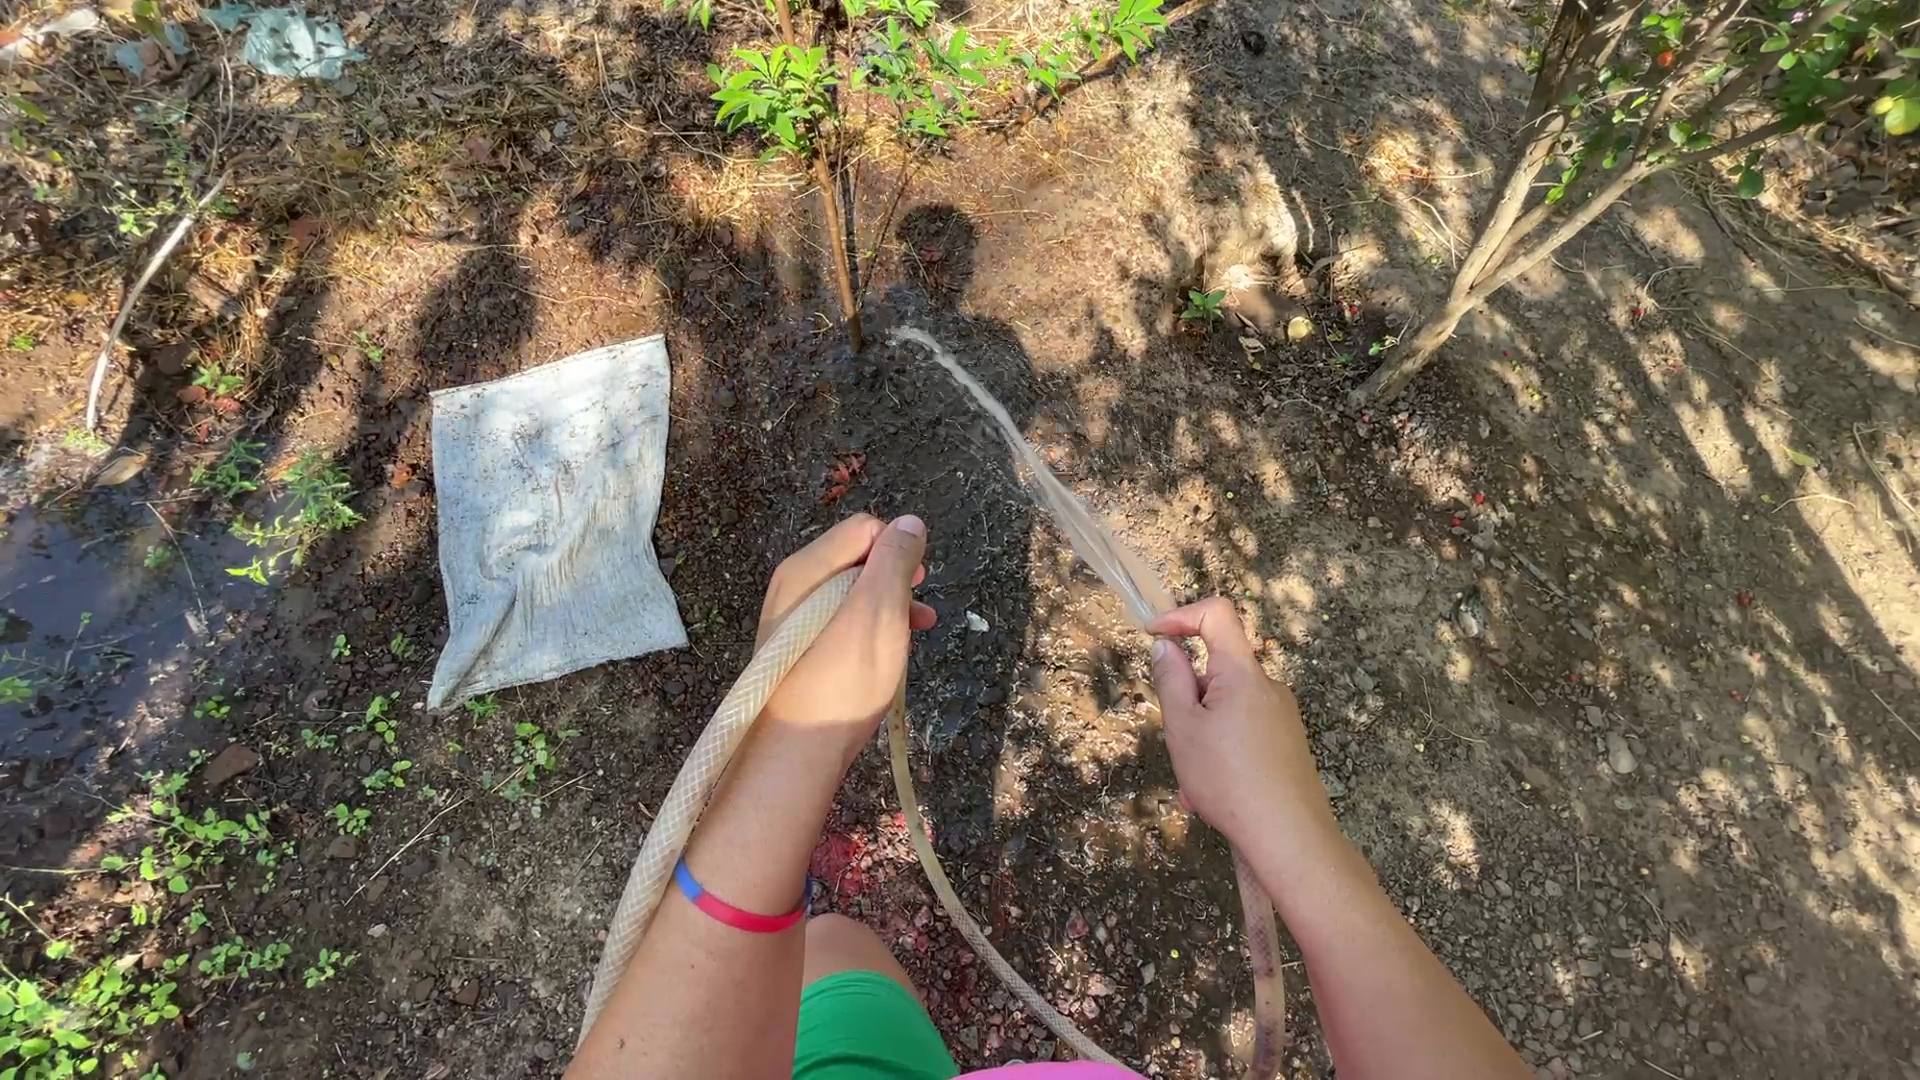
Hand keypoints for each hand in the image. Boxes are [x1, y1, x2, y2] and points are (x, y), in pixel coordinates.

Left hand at [754, 513, 935, 756]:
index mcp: (807, 567)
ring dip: (890, 604)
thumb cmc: (844, 677)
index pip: (865, 528)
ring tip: (918, 631)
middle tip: (921, 608)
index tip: (918, 581)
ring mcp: (793, 619)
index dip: (898, 548)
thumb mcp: (879, 610)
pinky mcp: (798, 649)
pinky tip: (888, 651)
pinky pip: (841, 620)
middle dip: (896, 578)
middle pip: (857, 558)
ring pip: (853, 592)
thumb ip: (894, 561)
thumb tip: (910, 522)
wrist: (796, 750)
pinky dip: (870, 627)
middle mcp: (794, 585)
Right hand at [1148, 597, 1333, 848]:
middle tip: (1177, 739)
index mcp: (1242, 673)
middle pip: (1217, 670)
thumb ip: (1171, 680)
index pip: (1217, 614)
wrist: (1289, 840)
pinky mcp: (1287, 744)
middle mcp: (1268, 686)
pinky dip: (1220, 751)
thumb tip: (1164, 646)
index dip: (1180, 615)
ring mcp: (1282, 717)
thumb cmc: (1227, 778)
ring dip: (1201, 732)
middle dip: (1187, 698)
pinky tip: (1211, 794)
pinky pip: (1243, 732)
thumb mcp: (1183, 727)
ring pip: (1226, 708)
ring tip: (1194, 781)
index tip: (1152, 637)